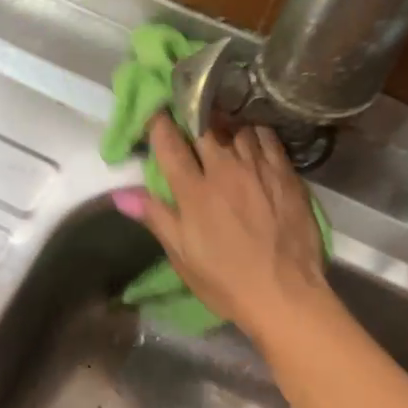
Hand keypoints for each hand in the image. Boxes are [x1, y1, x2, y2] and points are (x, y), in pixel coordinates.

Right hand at [113, 114, 330, 339]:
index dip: (159, 124)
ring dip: (225, 123)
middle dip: (192, 116)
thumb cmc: (226, 282)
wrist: (285, 294)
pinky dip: (255, 132)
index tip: (155, 113)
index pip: (170, 144)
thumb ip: (156, 218)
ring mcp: (259, 169)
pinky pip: (268, 138)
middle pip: (204, 127)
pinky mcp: (287, 174)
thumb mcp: (182, 257)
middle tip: (188, 115)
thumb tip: (121, 194)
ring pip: (238, 127)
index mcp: (194, 192)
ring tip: (220, 125)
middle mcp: (225, 171)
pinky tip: (252, 138)